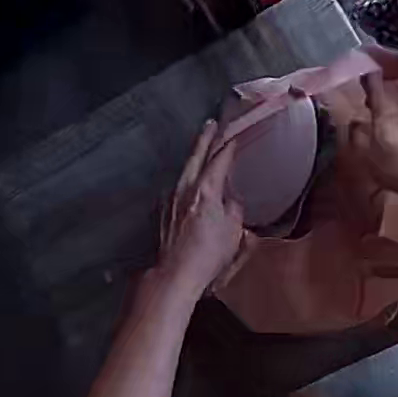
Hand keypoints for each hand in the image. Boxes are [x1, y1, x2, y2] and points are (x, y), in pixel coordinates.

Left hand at [156, 119, 247, 293]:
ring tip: (201, 147)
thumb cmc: (208, 255)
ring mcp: (170, 197)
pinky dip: (187, 177)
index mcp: (205, 190)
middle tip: (211, 124)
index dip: (228, 145)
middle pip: (196, 155)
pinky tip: (191, 180)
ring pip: (185, 169)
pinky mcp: (163, 209)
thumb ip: (234, 208)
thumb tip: (230, 198)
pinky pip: (177, 185)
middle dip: (204, 138)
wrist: (175, 272)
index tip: (234, 134)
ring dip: (194, 157)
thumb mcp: (234, 232)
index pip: (219, 159)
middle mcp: (185, 188)